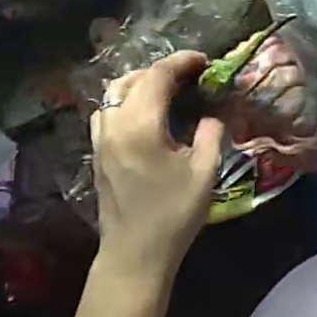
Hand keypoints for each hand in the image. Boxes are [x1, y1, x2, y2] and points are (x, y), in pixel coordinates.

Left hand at [90, 51, 225, 282]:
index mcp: (140, 125)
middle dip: (163, 70)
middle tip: (191, 77)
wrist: (134, 255)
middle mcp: (114, 124)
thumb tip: (219, 108)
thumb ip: (213, 131)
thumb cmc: (173, 214)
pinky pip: (107, 111)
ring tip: (168, 91)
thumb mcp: (205, 171)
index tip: (205, 62)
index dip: (182, 62)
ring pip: (114, 92)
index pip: (158, 75)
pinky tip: (146, 114)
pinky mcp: (97, 152)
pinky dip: (126, 100)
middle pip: (133, 78)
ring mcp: (100, 138)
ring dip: (141, 82)